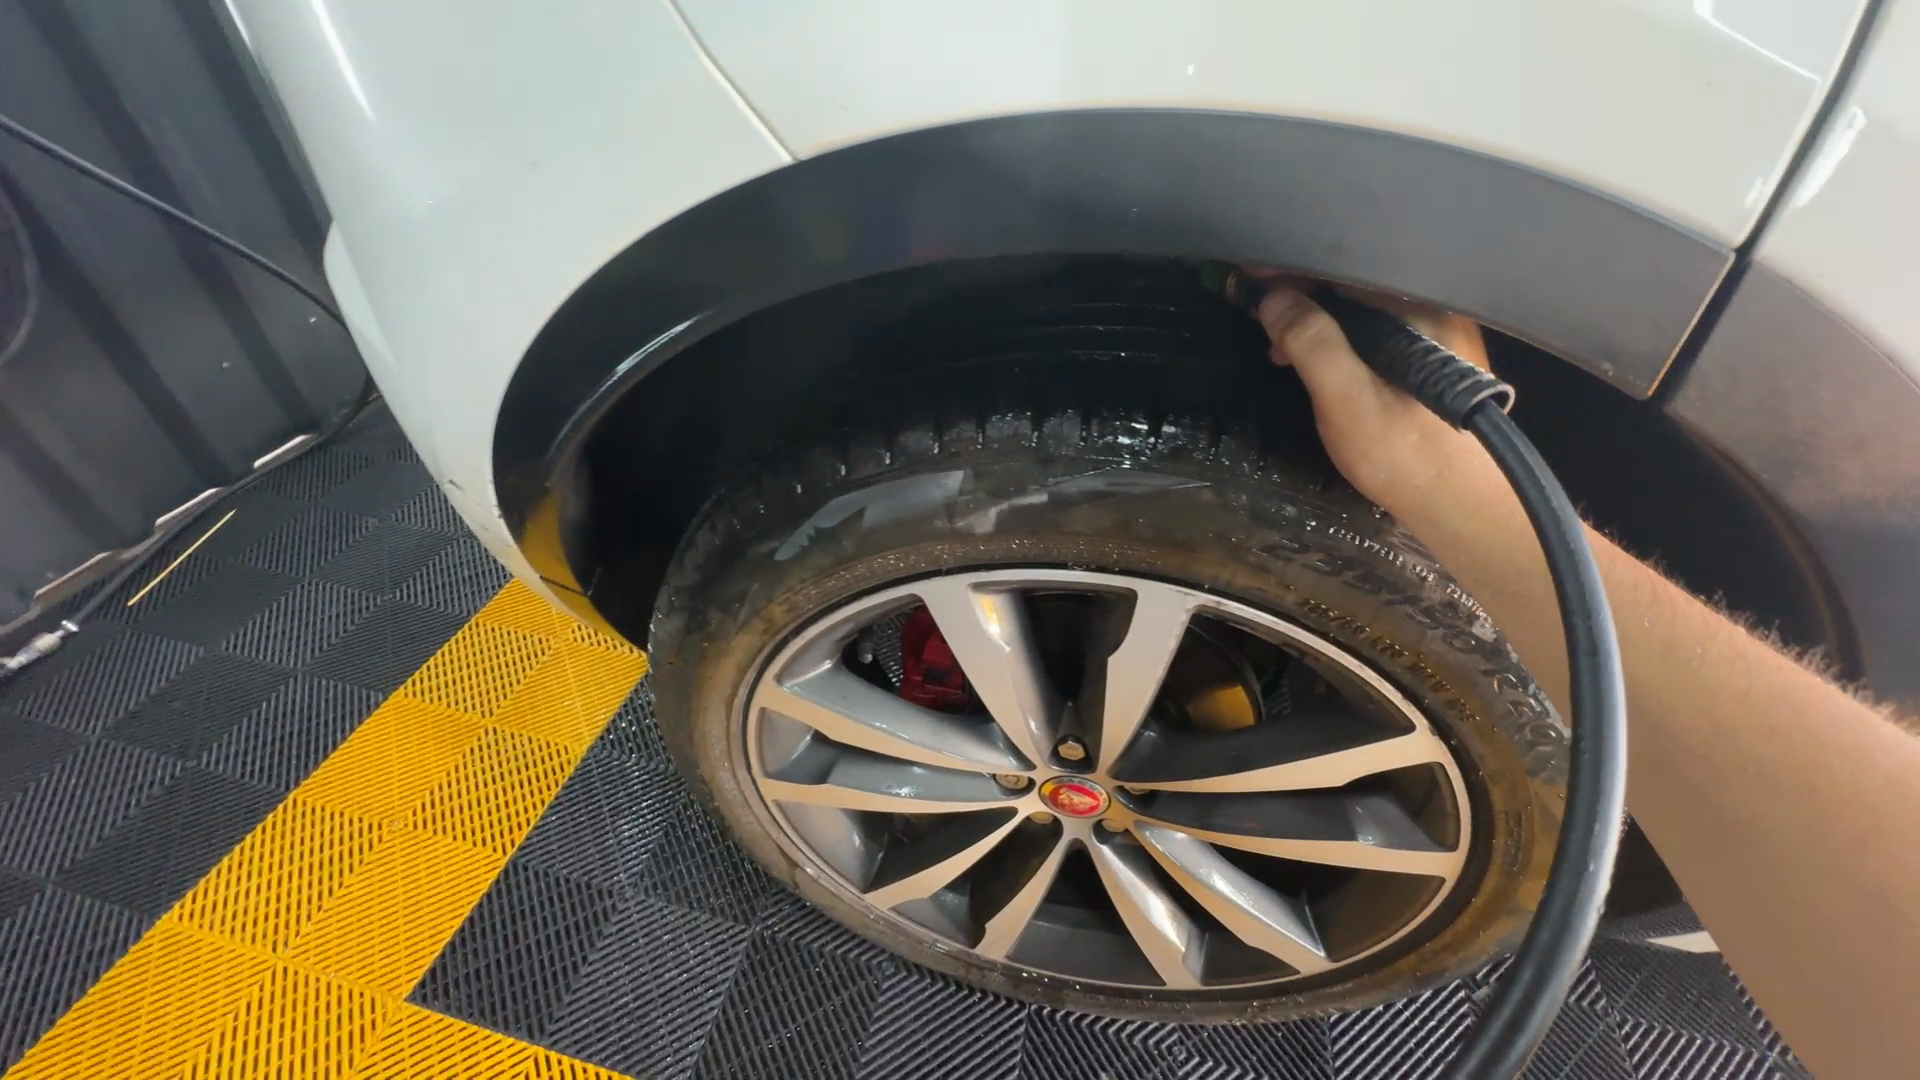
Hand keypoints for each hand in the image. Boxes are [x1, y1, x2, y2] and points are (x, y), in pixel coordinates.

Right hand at [1247, 277, 1501, 520]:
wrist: (1453, 503)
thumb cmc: (1402, 452)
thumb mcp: (1345, 396)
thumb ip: (1312, 342)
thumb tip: (1273, 298)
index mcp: (1416, 308)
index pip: (1345, 265)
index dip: (1293, 266)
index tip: (1247, 274)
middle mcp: (1427, 309)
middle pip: (1350, 281)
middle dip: (1297, 291)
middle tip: (1254, 313)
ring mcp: (1426, 333)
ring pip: (1355, 306)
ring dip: (1309, 318)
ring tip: (1275, 346)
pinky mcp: (1418, 357)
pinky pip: (1365, 329)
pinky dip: (1329, 337)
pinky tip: (1306, 359)